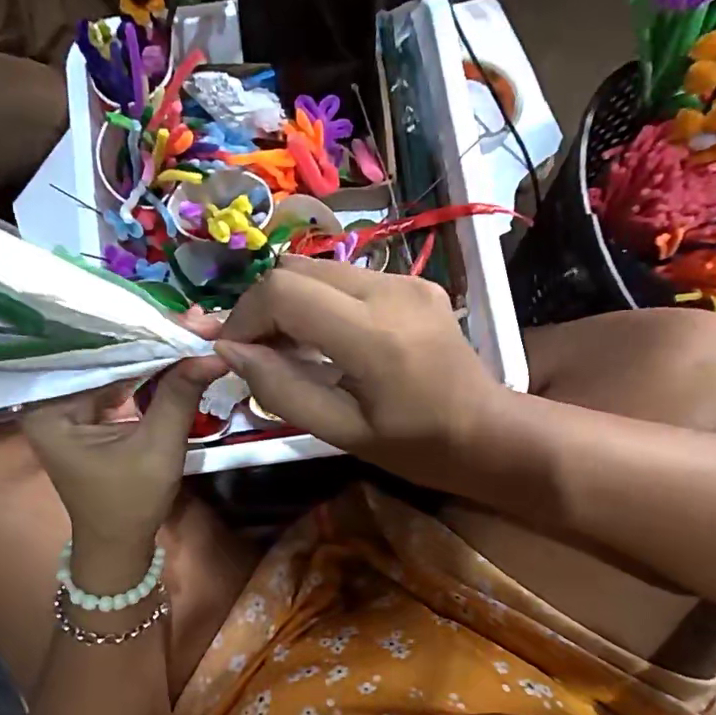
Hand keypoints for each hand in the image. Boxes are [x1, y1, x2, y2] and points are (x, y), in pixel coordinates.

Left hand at [19, 308, 226, 550]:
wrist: (119, 545)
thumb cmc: (131, 502)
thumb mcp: (159, 446)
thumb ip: (180, 393)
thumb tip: (214, 349)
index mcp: (50, 408)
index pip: (102, 355)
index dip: (150, 335)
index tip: (191, 319)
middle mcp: (49, 399)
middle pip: (107, 356)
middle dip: (155, 338)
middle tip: (199, 319)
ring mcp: (66, 405)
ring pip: (115, 365)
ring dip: (154, 350)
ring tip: (193, 328)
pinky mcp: (86, 412)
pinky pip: (117, 380)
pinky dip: (147, 370)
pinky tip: (175, 350)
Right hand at [214, 255, 504, 486]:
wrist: (487, 431)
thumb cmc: (416, 446)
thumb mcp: (342, 432)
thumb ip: (281, 389)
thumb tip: (229, 351)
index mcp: (374, 335)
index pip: (283, 291)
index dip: (244, 316)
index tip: (234, 352)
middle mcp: (391, 291)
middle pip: (296, 269)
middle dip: (263, 307)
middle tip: (256, 351)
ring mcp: (407, 280)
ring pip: (319, 268)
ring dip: (290, 301)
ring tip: (289, 347)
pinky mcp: (415, 281)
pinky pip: (348, 277)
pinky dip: (321, 300)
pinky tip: (326, 337)